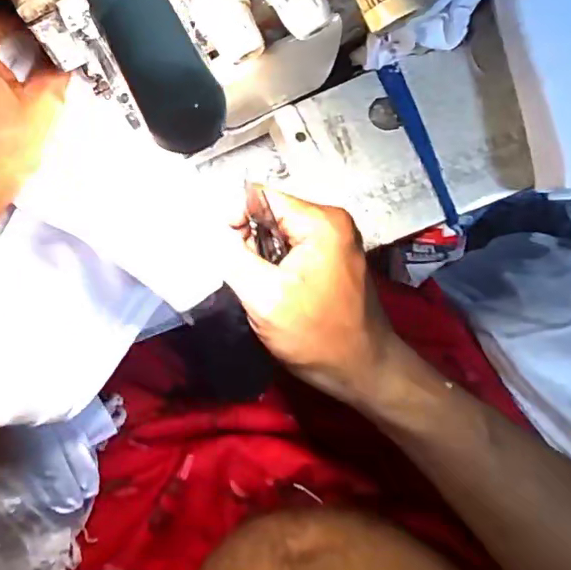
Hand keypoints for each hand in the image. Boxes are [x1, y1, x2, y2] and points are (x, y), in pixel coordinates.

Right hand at [220, 186, 422, 406]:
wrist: (363, 372)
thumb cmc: (317, 336)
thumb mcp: (263, 296)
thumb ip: (231, 256)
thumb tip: (208, 231)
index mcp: (320, 221)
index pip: (259, 197)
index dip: (234, 220)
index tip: (226, 253)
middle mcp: (330, 222)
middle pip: (267, 214)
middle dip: (246, 241)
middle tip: (245, 276)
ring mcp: (333, 241)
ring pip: (274, 234)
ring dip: (258, 256)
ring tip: (258, 286)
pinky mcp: (330, 259)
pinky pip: (288, 249)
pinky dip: (272, 266)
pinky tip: (272, 290)